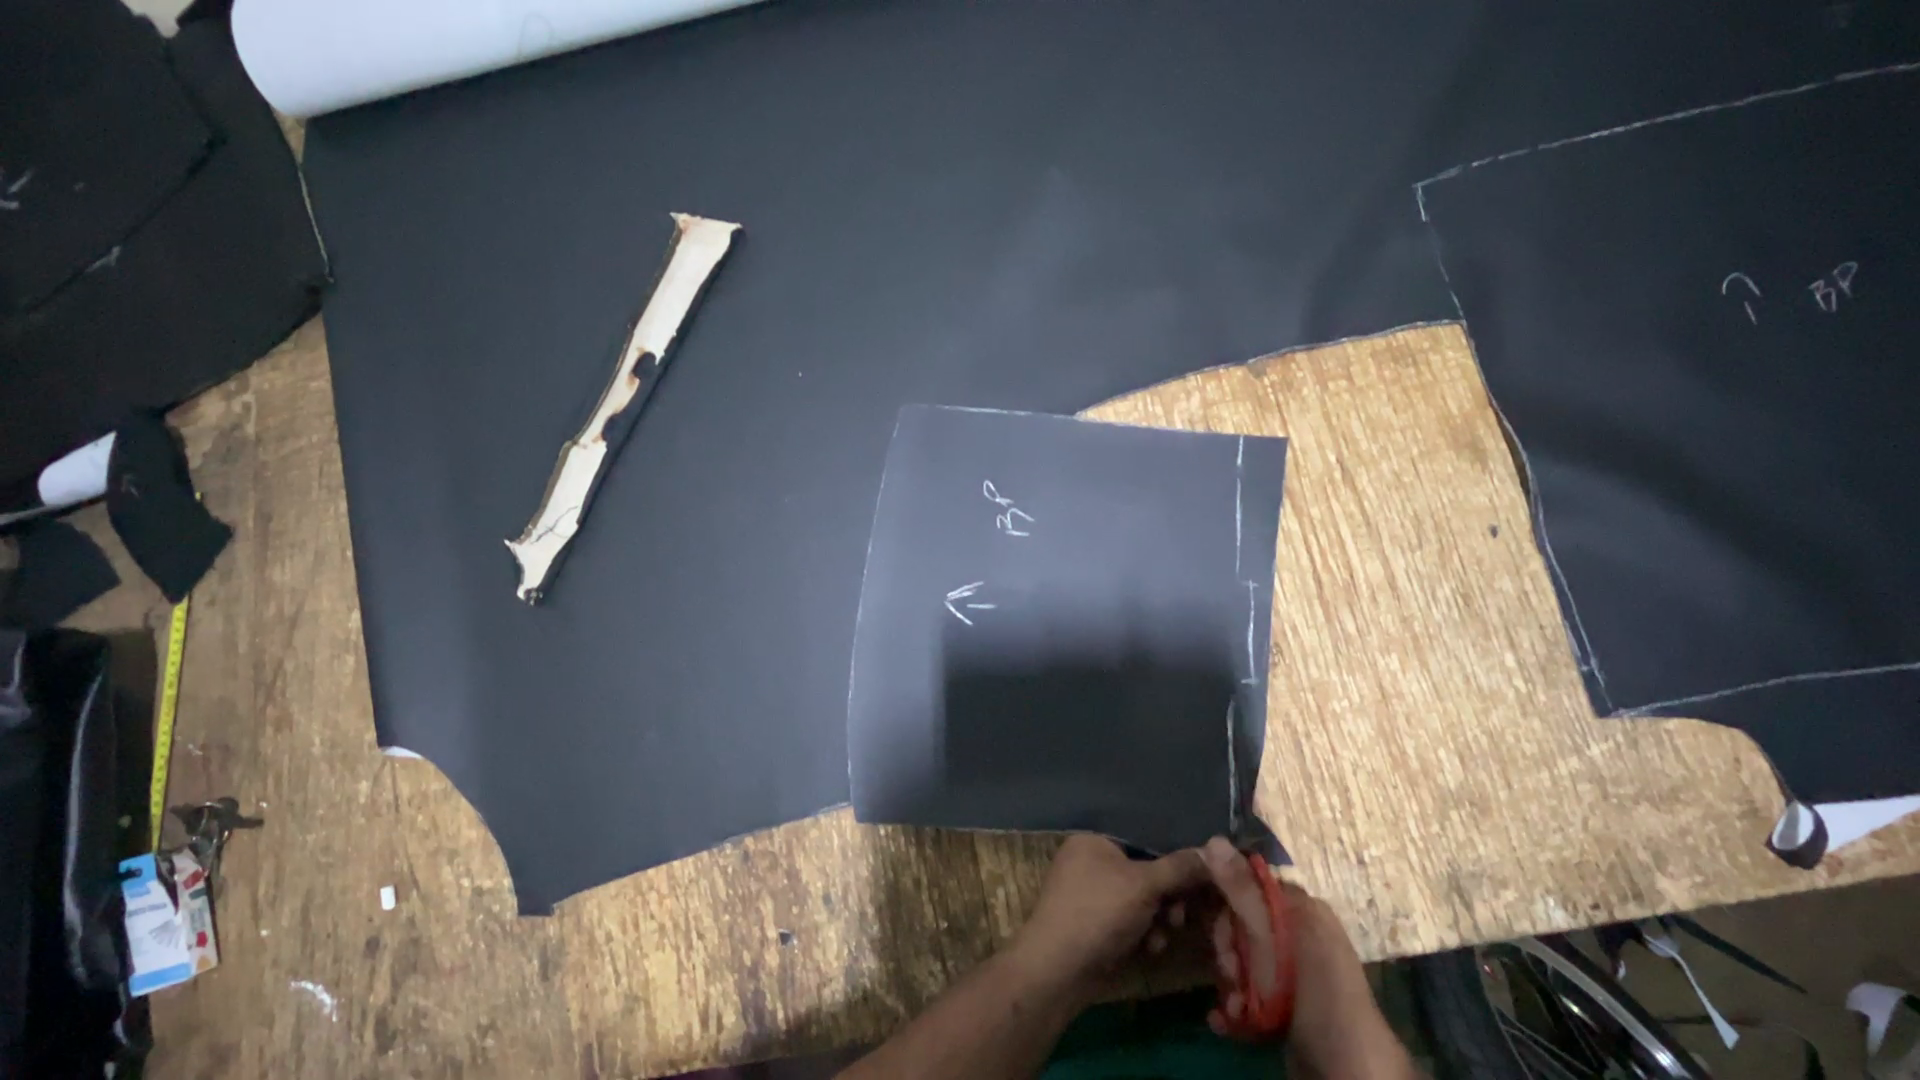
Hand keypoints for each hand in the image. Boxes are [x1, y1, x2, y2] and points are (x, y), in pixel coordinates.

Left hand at [1012, 835, 1210, 990]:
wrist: (1058, 970)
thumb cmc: (1099, 913)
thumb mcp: (1144, 884)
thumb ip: (1180, 867)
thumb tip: (1213, 851)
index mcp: (1094, 841)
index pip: (1146, 840)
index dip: (1175, 861)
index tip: (1201, 881)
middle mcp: (1090, 863)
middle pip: (1147, 874)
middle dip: (1168, 899)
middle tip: (1179, 917)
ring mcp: (1091, 896)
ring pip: (1143, 902)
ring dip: (1159, 920)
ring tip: (1160, 937)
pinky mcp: (1095, 926)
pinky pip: (1131, 922)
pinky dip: (1143, 934)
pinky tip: (1148, 949)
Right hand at [1199, 838, 1412, 1077]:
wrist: (1345, 1068)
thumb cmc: (1308, 990)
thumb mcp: (1268, 934)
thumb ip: (1240, 890)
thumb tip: (1213, 840)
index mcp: (1302, 911)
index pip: (1251, 888)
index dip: (1228, 907)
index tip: (1217, 929)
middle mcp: (1300, 937)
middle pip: (1244, 929)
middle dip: (1228, 954)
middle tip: (1230, 974)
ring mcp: (1297, 976)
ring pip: (1246, 966)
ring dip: (1230, 986)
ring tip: (1235, 1008)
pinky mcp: (1291, 1009)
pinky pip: (1254, 996)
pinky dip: (1238, 1008)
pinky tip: (1228, 1022)